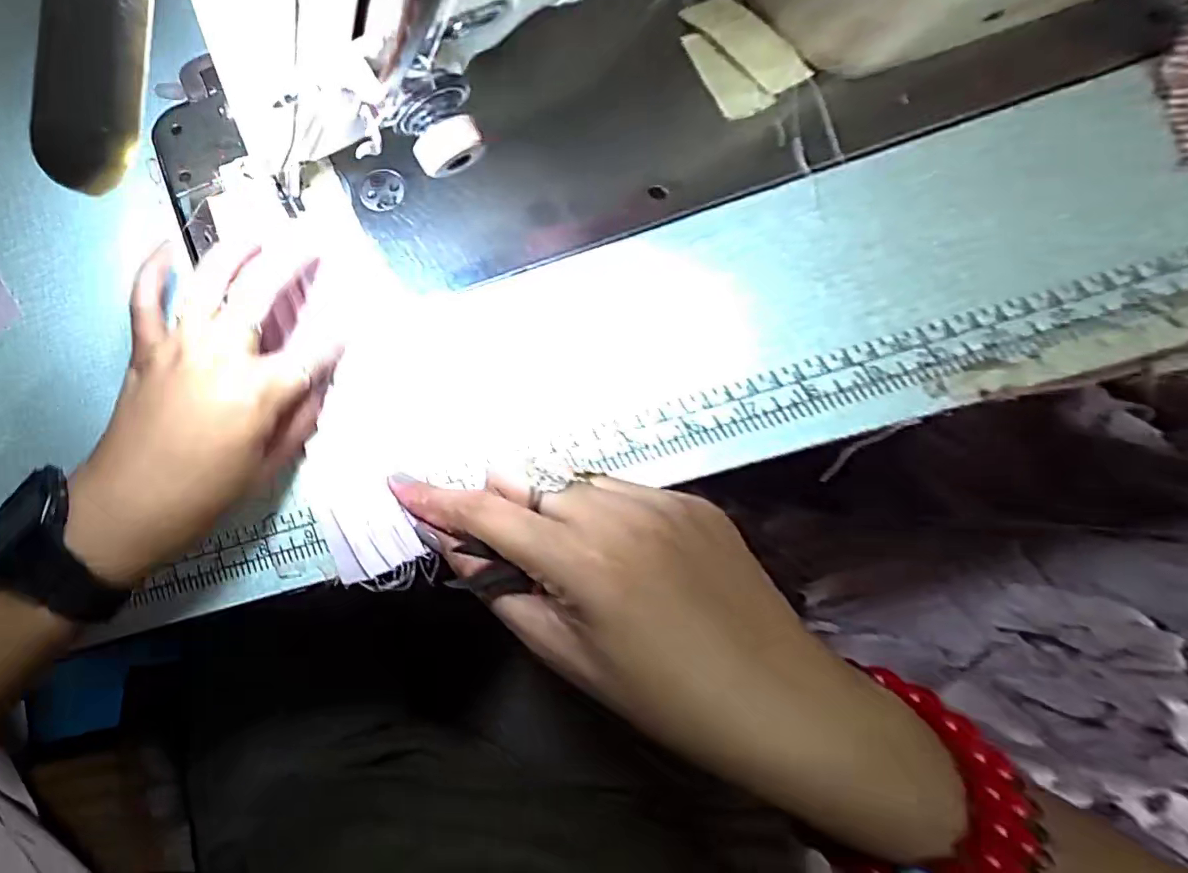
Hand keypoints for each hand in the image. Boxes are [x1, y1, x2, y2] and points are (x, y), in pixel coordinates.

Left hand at [64, 240, 343, 586]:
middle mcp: (220, 356)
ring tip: (255, 230)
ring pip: (206, 281)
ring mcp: (177, 346)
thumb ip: (300, 420)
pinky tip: (168, 248)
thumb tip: (321, 382)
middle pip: (261, 291)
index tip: (356, 317)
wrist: (125, 509)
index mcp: (257, 392)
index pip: (312, 350)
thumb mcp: (265, 469)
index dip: (339, 333)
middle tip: (312, 238)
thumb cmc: (201, 496)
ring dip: (232, 249)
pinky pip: (144, 299)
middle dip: (293, 258)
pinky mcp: (144, 349)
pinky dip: (152, 270)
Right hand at [389, 473, 966, 863]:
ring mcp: (659, 500)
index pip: (487, 514)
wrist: (789, 706)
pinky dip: (600, 512)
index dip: (437, 498)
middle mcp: (616, 513)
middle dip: (504, 511)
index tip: (399, 482)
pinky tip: (625, 555)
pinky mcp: (691, 500)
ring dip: (553, 510)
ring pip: (572, 485)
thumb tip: (458, 548)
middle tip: (507, 550)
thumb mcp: (567, 655)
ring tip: (579, 560)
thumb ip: (502, 592)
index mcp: (582, 562)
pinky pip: (618, 491)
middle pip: (527, 490)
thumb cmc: (663, 697)